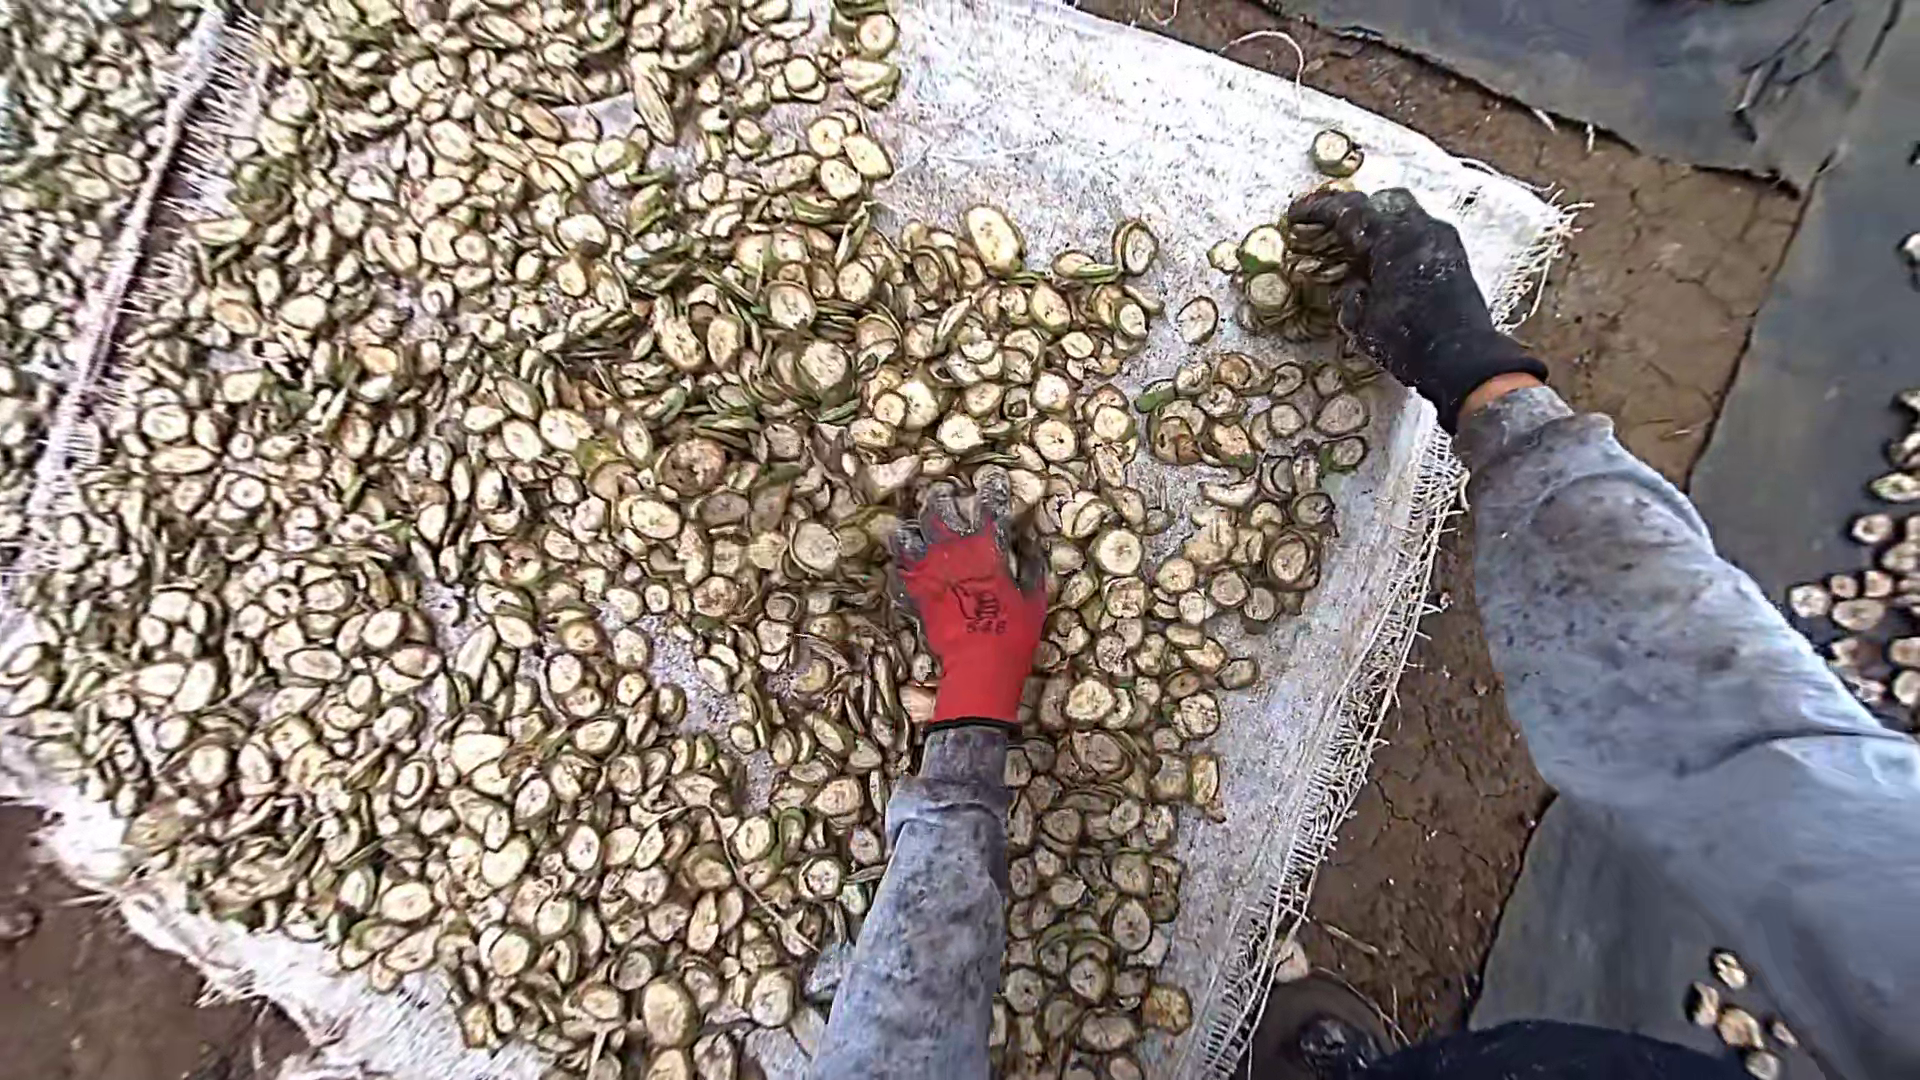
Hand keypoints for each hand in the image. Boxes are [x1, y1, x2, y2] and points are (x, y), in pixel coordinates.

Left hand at [889, 471, 1046, 731]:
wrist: (979, 666)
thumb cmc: (1013, 634)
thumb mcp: (1034, 602)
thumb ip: (1030, 571)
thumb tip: (1029, 549)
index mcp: (988, 551)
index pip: (991, 511)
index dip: (992, 492)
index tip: (992, 481)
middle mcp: (955, 554)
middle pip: (940, 515)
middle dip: (941, 502)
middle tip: (941, 496)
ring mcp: (932, 573)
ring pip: (912, 538)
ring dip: (913, 529)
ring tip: (912, 523)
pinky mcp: (917, 594)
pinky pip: (901, 572)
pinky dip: (901, 564)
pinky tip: (900, 558)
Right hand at [1287, 188, 1546, 430]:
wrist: (1458, 357)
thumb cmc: (1403, 340)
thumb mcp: (1359, 320)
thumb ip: (1348, 292)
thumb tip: (1347, 281)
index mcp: (1395, 241)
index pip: (1351, 212)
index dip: (1319, 210)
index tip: (1294, 214)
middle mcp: (1422, 230)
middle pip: (1382, 202)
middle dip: (1351, 211)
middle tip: (1324, 226)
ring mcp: (1441, 240)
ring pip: (1402, 216)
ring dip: (1373, 226)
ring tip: (1349, 247)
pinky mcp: (1451, 256)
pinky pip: (1414, 234)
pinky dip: (1389, 241)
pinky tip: (1375, 263)